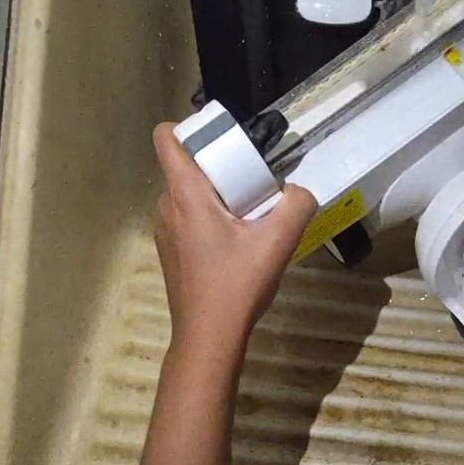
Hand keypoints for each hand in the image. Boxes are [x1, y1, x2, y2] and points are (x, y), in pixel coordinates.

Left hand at [152, 123, 317, 356]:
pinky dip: (208, 219)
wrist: (209, 336)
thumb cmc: (237, 284)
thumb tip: (299, 191)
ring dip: (215, 196)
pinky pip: (186, 220)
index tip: (222, 139)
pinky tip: (235, 244)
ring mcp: (164, 232)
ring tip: (248, 215)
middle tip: (251, 182)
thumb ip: (297, 205)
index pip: (167, 138)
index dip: (189, 127)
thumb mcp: (278, 242)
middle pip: (185, 167)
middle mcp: (166, 207)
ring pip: (187, 196)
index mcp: (185, 194)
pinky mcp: (170, 253)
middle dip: (217, 166)